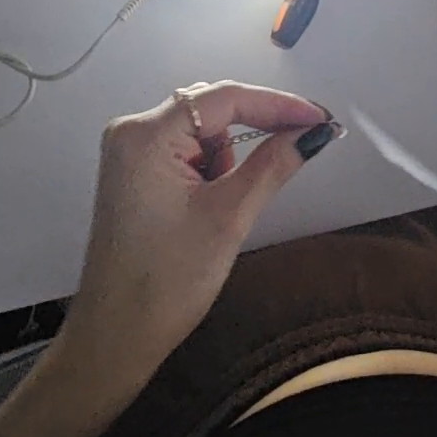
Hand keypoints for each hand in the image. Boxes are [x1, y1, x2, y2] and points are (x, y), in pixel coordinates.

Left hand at [66, 81, 339, 370]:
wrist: (115, 338)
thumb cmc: (169, 281)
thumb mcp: (229, 217)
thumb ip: (273, 164)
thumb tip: (316, 132)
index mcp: (147, 134)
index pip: (224, 98)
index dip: (278, 104)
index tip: (322, 118)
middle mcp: (131, 129)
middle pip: (210, 107)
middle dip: (255, 127)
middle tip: (301, 143)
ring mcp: (128, 150)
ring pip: (200, 129)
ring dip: (228, 155)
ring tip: (226, 205)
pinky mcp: (133, 171)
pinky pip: (184, 149)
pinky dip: (210, 167)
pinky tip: (210, 203)